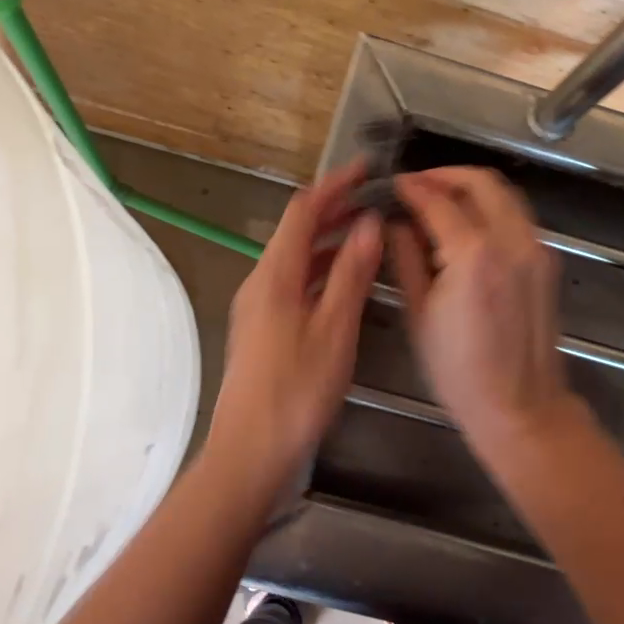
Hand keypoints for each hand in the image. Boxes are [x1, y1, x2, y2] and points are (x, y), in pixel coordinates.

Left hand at [207, 161, 382, 483]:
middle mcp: (261, 282)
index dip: (335, 185)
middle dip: (334, 211)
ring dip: (329, 242)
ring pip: (296, 259)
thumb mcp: (334, 332)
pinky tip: (347, 284)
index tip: (367, 169)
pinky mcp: (263, 329)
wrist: (248, 454)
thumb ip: (351, 275)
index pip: (303, 211)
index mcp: (275, 275)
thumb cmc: (296, 392)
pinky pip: (294, 283)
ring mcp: (258, 306)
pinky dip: (322, 271)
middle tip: (375, 201)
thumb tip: (368, 224)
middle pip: (297, 232)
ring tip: (369, 237)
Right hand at [389, 168, 576, 443]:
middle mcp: (511, 241)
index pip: (438, 201)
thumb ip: (406, 258)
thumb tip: (395, 223)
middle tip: (416, 185)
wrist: (521, 408)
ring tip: (439, 200)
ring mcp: (536, 249)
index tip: (392, 184)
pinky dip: (490, 208)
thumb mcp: (418, 315)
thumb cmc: (459, 372)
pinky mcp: (546, 261)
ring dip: (470, 188)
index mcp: (474, 255)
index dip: (411, 188)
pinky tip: (467, 225)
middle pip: (480, 182)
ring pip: (504, 194)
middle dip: (444, 176)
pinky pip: (516, 216)